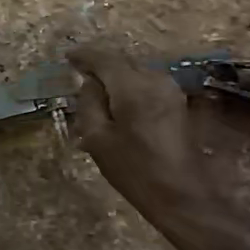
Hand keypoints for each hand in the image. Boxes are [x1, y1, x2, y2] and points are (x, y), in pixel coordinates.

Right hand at [68, 46, 237, 236]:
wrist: (180, 193)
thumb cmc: (134, 170)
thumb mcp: (98, 139)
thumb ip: (89, 104)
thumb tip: (90, 83)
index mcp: (132, 87)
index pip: (105, 59)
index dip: (85, 55)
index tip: (68, 57)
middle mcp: (154, 79)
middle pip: (123, 61)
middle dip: (102, 65)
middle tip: (81, 74)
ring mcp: (170, 89)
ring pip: (137, 71)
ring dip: (118, 76)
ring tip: (99, 91)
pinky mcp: (178, 102)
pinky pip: (148, 83)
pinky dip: (131, 86)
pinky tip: (121, 102)